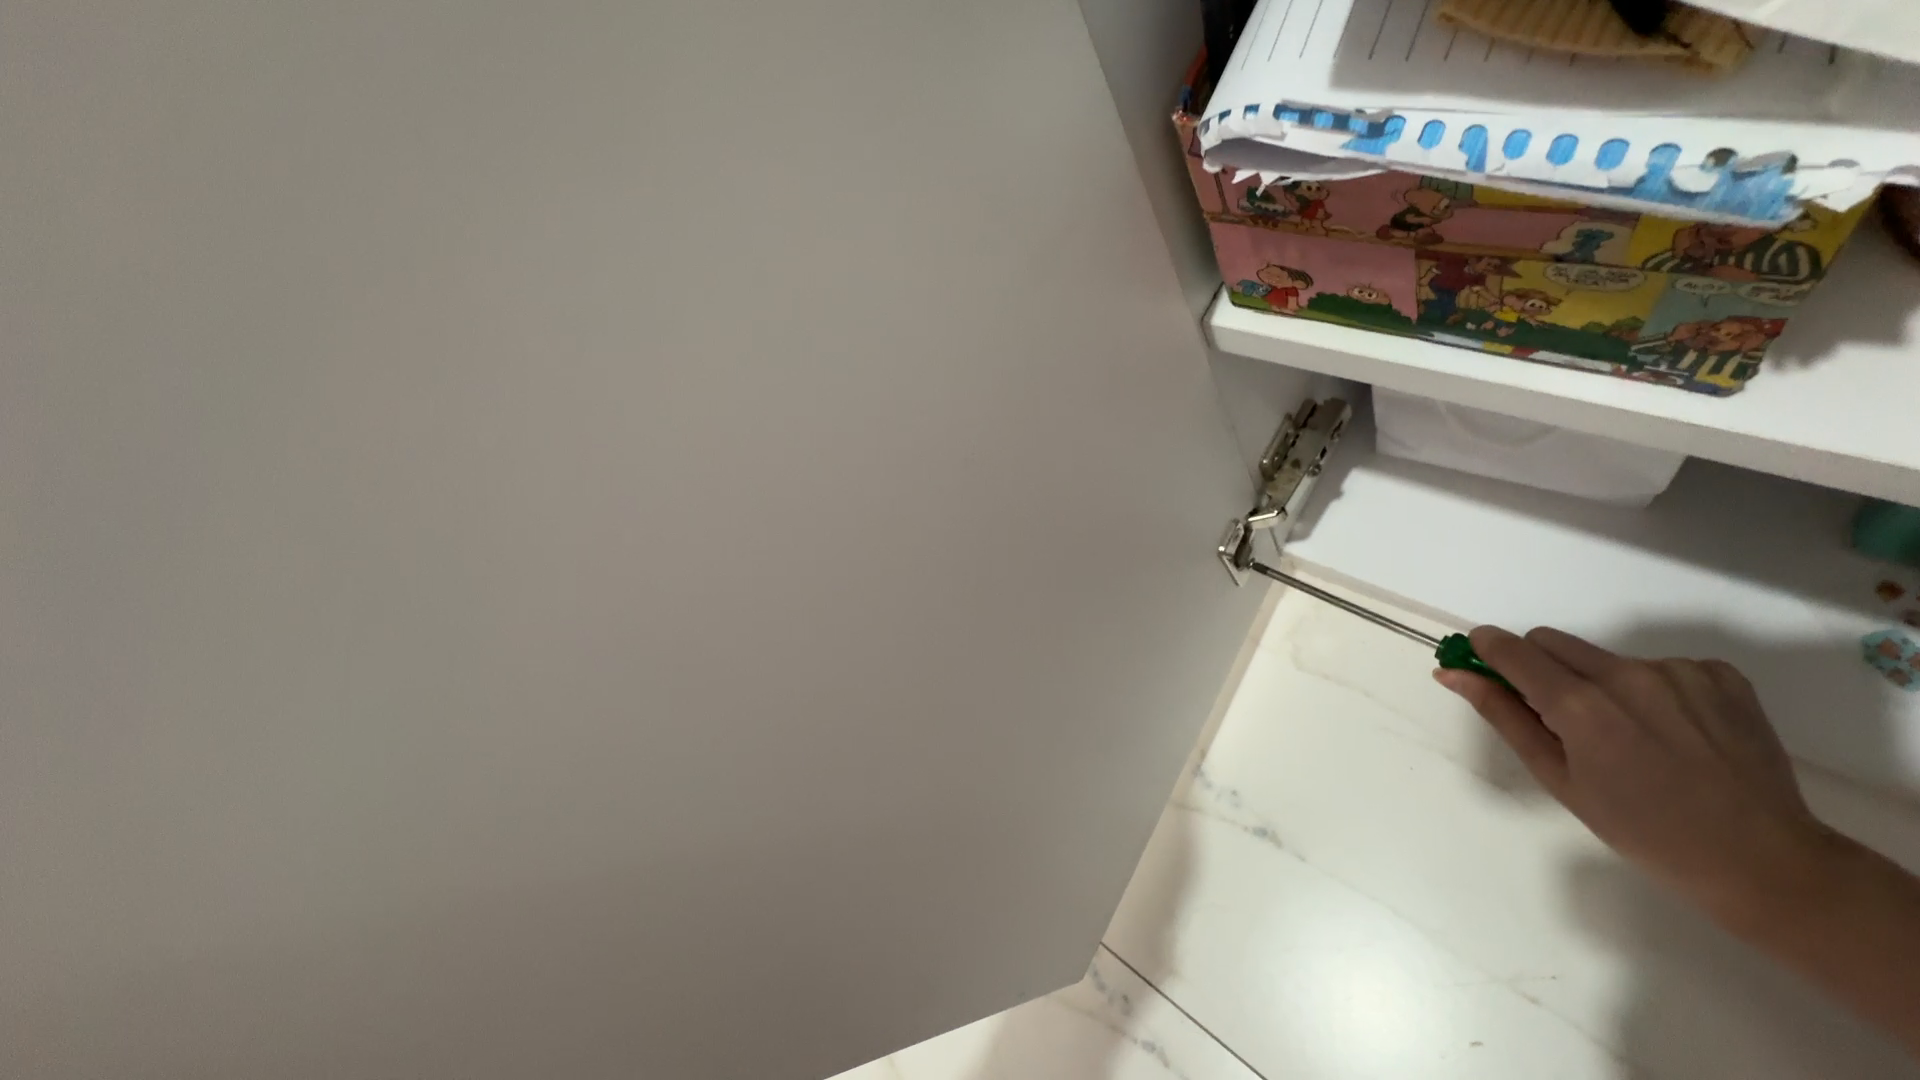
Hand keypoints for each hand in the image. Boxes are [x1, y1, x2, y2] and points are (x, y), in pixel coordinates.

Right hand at [1436, 626, 1841, 927]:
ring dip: (1597, 682)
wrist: (1759, 858)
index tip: (1478, 658)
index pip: (1511, 650)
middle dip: (1539, 667)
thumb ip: (1504, 716)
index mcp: (1580, 705)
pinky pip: (1658, 666)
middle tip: (1556, 715)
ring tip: (1628, 733)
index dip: (1487, 650)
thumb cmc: (1641, 829)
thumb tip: (1453, 673)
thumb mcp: (1558, 778)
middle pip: (1552, 642)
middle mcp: (1627, 674)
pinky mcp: (1720, 675)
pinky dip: (1649, 690)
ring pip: (1605, 657)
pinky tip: (1671, 731)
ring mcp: (1679, 671)